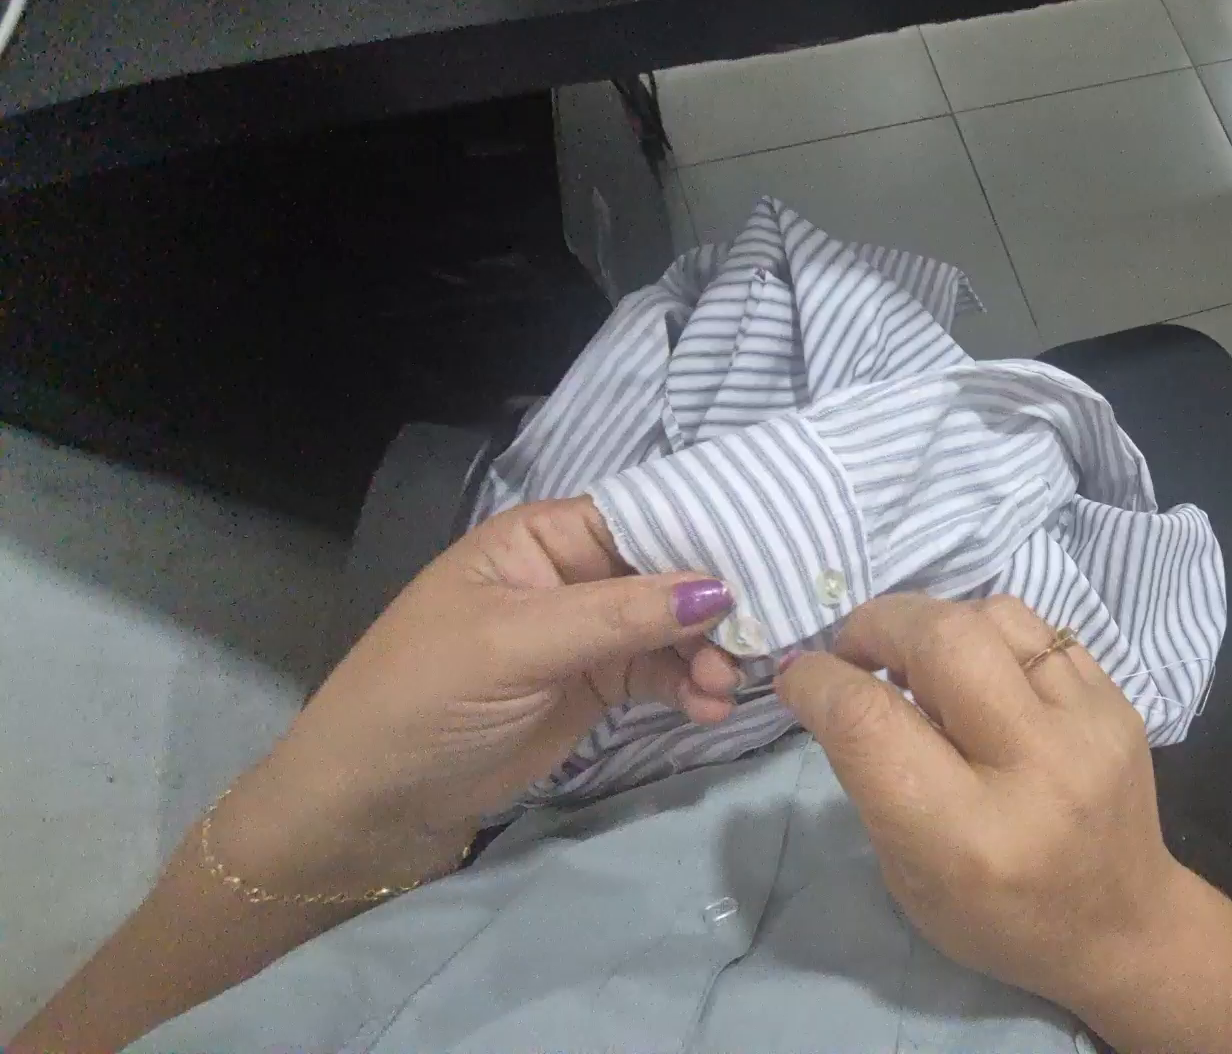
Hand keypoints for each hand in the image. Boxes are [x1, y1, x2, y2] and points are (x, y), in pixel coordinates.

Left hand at [237, 497, 743, 886]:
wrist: (369, 810)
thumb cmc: (420, 699)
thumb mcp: (515, 646)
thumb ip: (619, 616)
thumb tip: (719, 590)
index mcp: (547, 538)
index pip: (642, 519)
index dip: (701, 536)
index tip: (764, 559)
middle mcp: (579, 574)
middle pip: (670, 576)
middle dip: (714, 607)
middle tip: (751, 642)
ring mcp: (595, 632)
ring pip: (676, 628)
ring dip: (709, 654)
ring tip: (725, 688)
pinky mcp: (604, 682)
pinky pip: (666, 673)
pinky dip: (693, 687)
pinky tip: (710, 707)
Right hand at [772, 593, 1182, 1007]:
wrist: (1123, 922)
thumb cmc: (998, 915)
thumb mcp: (908, 871)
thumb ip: (872, 772)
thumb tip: (842, 680)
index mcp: (968, 834)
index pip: (873, 722)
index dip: (820, 682)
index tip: (801, 675)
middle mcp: (1036, 768)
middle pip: (943, 640)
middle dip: (878, 624)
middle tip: (858, 648)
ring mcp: (1089, 724)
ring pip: (993, 615)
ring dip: (935, 621)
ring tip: (920, 657)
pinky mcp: (1117, 699)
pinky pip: (1038, 628)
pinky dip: (989, 633)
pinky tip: (980, 669)